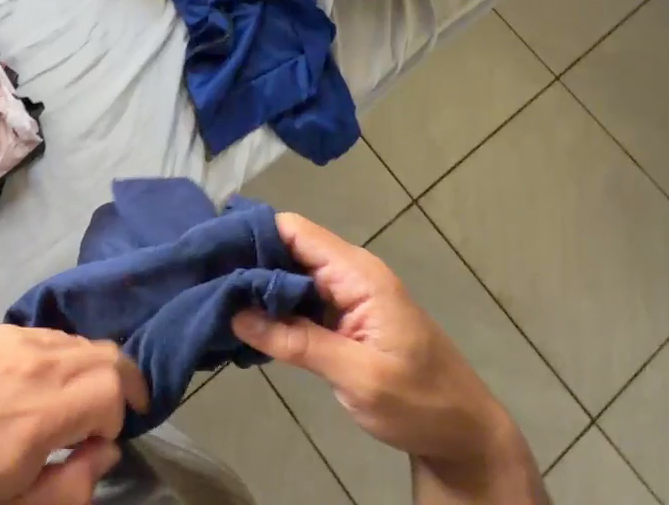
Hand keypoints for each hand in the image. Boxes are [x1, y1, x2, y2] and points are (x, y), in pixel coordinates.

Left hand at [0, 325, 150, 504]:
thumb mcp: (19, 503)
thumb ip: (74, 484)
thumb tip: (104, 451)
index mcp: (48, 405)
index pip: (115, 389)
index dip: (118, 419)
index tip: (96, 444)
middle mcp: (41, 360)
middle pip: (108, 354)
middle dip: (122, 383)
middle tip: (115, 413)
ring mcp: (18, 338)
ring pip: (80, 340)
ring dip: (92, 367)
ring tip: (77, 399)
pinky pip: (49, 334)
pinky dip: (63, 354)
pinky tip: (42, 380)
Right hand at [231, 214, 512, 466]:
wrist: (467, 437)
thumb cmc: (421, 403)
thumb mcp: (359, 377)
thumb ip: (297, 342)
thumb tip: (236, 313)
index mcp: (358, 275)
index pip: (293, 230)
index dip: (251, 234)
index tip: (210, 252)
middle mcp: (350, 274)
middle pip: (286, 247)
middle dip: (245, 259)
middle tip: (201, 276)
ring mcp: (346, 295)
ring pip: (288, 272)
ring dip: (255, 284)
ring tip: (211, 293)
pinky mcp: (342, 317)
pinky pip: (298, 297)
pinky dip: (270, 305)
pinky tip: (241, 318)